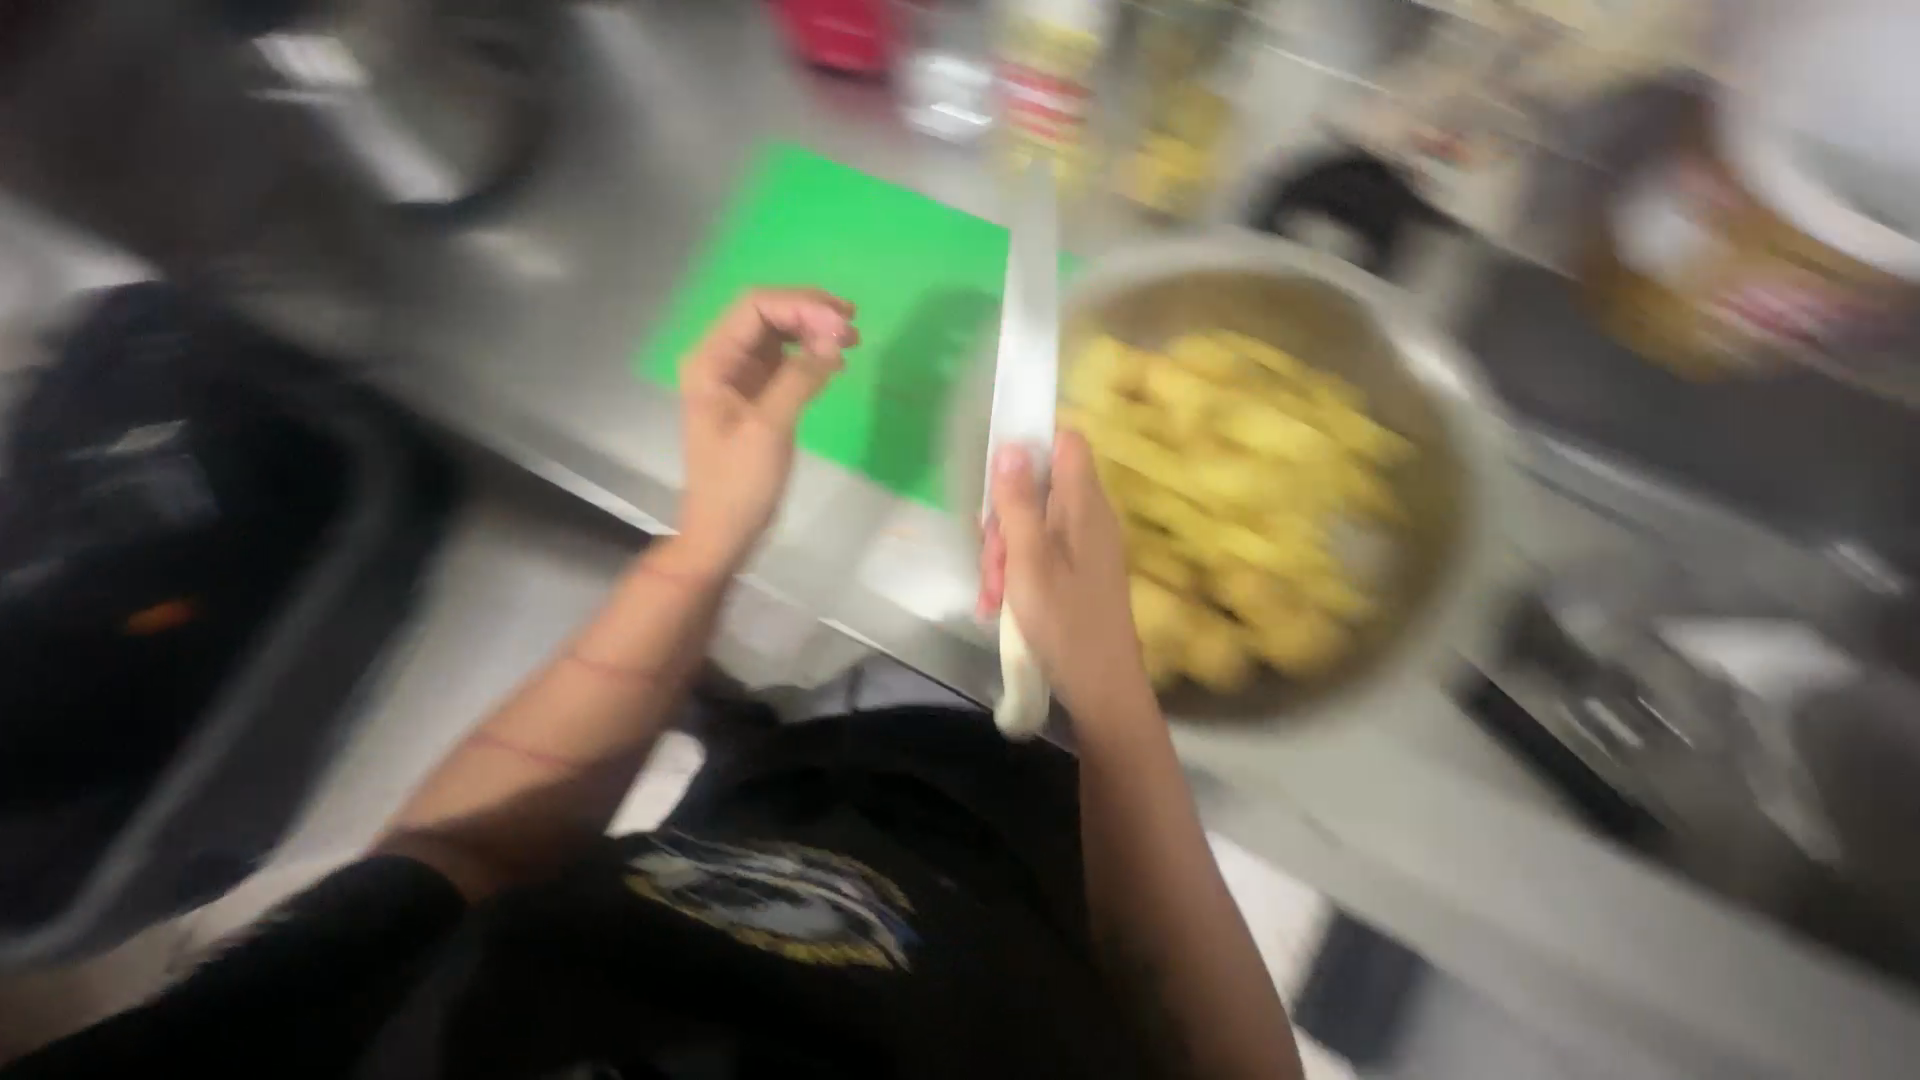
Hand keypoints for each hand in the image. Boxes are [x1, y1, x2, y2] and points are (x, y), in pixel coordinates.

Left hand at [677, 288, 856, 573]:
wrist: (724, 531)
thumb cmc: (738, 484)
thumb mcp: (769, 429)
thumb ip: (800, 378)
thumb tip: (834, 339)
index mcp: (711, 360)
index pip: (755, 307)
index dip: (801, 305)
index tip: (843, 323)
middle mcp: (721, 359)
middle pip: (767, 313)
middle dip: (810, 313)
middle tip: (853, 327)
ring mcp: (739, 378)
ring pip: (779, 335)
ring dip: (813, 330)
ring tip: (851, 340)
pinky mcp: (757, 397)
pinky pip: (785, 361)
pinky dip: (811, 356)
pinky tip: (836, 362)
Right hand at [977, 431, 1155, 722]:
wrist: (1101, 688)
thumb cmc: (1064, 622)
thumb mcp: (1028, 560)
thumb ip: (1018, 502)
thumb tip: (1012, 444)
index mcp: (1084, 505)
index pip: (1065, 443)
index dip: (1030, 447)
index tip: (997, 480)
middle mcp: (1089, 518)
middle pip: (1038, 489)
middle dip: (1004, 521)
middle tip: (992, 562)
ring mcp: (1085, 548)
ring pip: (1032, 526)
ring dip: (1004, 556)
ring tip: (993, 596)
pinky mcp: (1079, 574)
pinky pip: (1040, 555)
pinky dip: (1017, 574)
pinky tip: (999, 606)